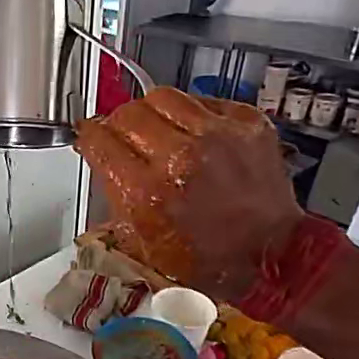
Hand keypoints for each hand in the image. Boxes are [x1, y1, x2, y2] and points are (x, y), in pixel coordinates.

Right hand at [75, 87, 302, 301]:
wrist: (268, 257)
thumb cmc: (206, 261)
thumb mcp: (140, 246)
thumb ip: (114, 201)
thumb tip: (101, 165)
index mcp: (145, 192)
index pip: (100, 140)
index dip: (89, 137)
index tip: (91, 137)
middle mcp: (178, 157)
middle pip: (127, 114)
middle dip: (117, 124)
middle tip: (121, 136)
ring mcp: (217, 136)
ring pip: (162, 98)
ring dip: (151, 113)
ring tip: (155, 129)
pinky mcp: (246, 124)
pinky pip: (203, 102)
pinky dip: (191, 115)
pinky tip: (192, 134)